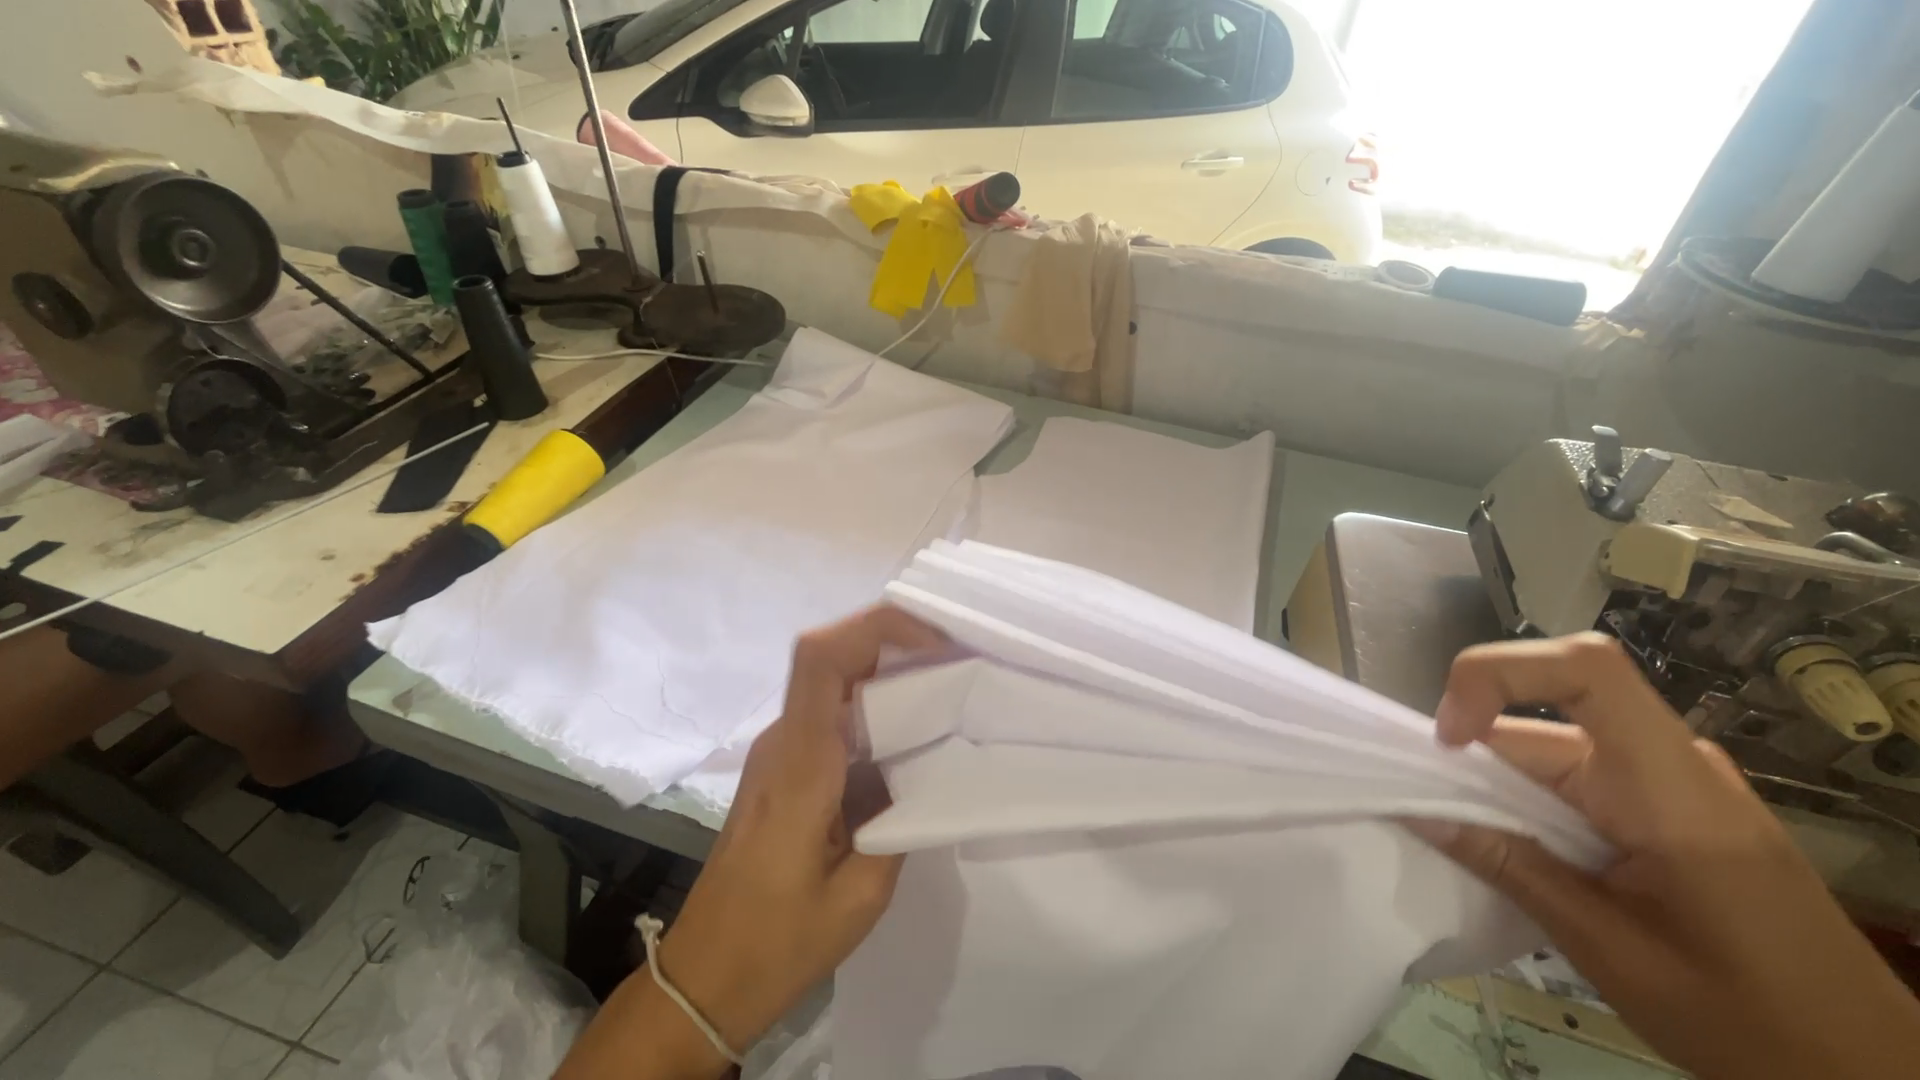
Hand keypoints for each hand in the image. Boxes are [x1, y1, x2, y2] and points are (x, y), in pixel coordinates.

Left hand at [557, 606, 943, 1079]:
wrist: (704, 977)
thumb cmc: (778, 943)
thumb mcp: (861, 894)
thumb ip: (900, 821)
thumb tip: (928, 771)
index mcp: (800, 765)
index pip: (823, 659)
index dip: (878, 627)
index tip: (937, 640)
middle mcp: (783, 744)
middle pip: (832, 658)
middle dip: (896, 644)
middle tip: (960, 661)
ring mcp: (777, 755)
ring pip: (834, 685)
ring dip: (888, 675)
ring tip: (950, 691)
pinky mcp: (781, 772)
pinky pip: (831, 718)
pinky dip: (875, 710)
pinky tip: (915, 737)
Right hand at [1410, 633, 1919, 1079]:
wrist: (1867, 1071)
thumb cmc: (1748, 1018)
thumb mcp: (1610, 950)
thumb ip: (1512, 868)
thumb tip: (1417, 811)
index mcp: (1671, 790)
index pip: (1586, 671)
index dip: (1497, 676)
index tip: (1448, 742)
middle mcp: (1674, 767)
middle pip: (1549, 723)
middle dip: (1476, 759)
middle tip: (1429, 818)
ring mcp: (1676, 786)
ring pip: (1557, 753)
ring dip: (1500, 789)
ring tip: (1469, 847)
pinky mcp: (1671, 811)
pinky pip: (1581, 782)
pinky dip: (1531, 807)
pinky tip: (1519, 856)